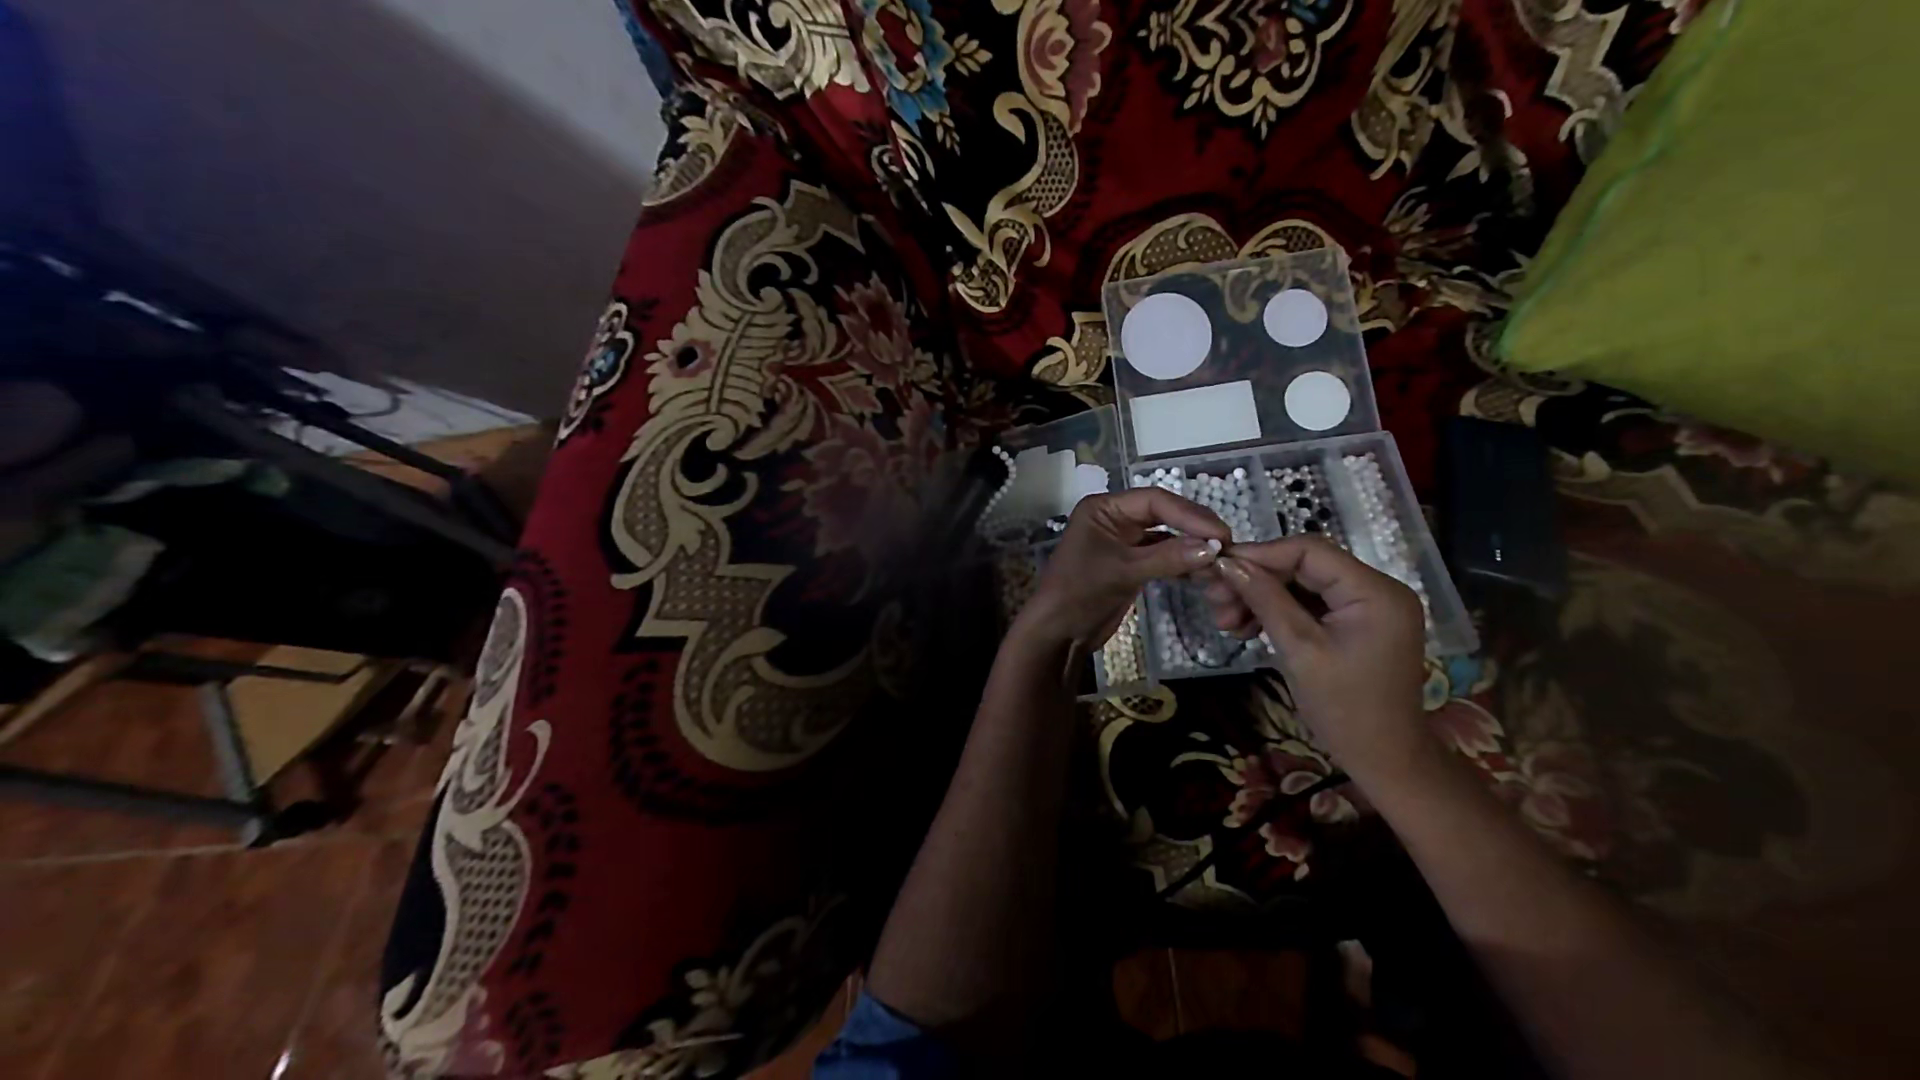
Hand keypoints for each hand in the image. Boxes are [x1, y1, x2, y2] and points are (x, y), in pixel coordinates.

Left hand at [1017, 488, 1230, 647]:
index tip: (1220, 535)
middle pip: (1165, 515)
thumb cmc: (1079, 593)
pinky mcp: (1132, 564)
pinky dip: (1183, 563)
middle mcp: (1115, 518)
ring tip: (1221, 562)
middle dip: (1195, 529)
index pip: (1154, 500)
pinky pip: (1164, 556)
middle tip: (1227, 547)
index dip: (1189, 515)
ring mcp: (1124, 541)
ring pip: (1167, 537)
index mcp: (1103, 508)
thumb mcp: (1123, 572)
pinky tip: (1205, 573)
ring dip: (1193, 548)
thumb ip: (1167, 558)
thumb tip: (1213, 548)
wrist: (1058, 633)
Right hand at [1206, 537, 1427, 774]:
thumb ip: (1265, 599)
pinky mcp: (1355, 623)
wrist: (1383, 758)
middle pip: (1303, 566)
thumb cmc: (1343, 707)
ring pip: (1301, 584)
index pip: (1310, 551)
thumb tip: (1226, 562)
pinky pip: (1310, 604)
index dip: (1260, 554)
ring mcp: (1367, 606)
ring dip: (1260, 597)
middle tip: (1214, 600)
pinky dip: (1276, 612)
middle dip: (1256, 580)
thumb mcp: (1298, 649)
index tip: (1217, 567)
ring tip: (1225, 621)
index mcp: (1374, 592)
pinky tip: (1245, 628)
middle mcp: (1376, 589)